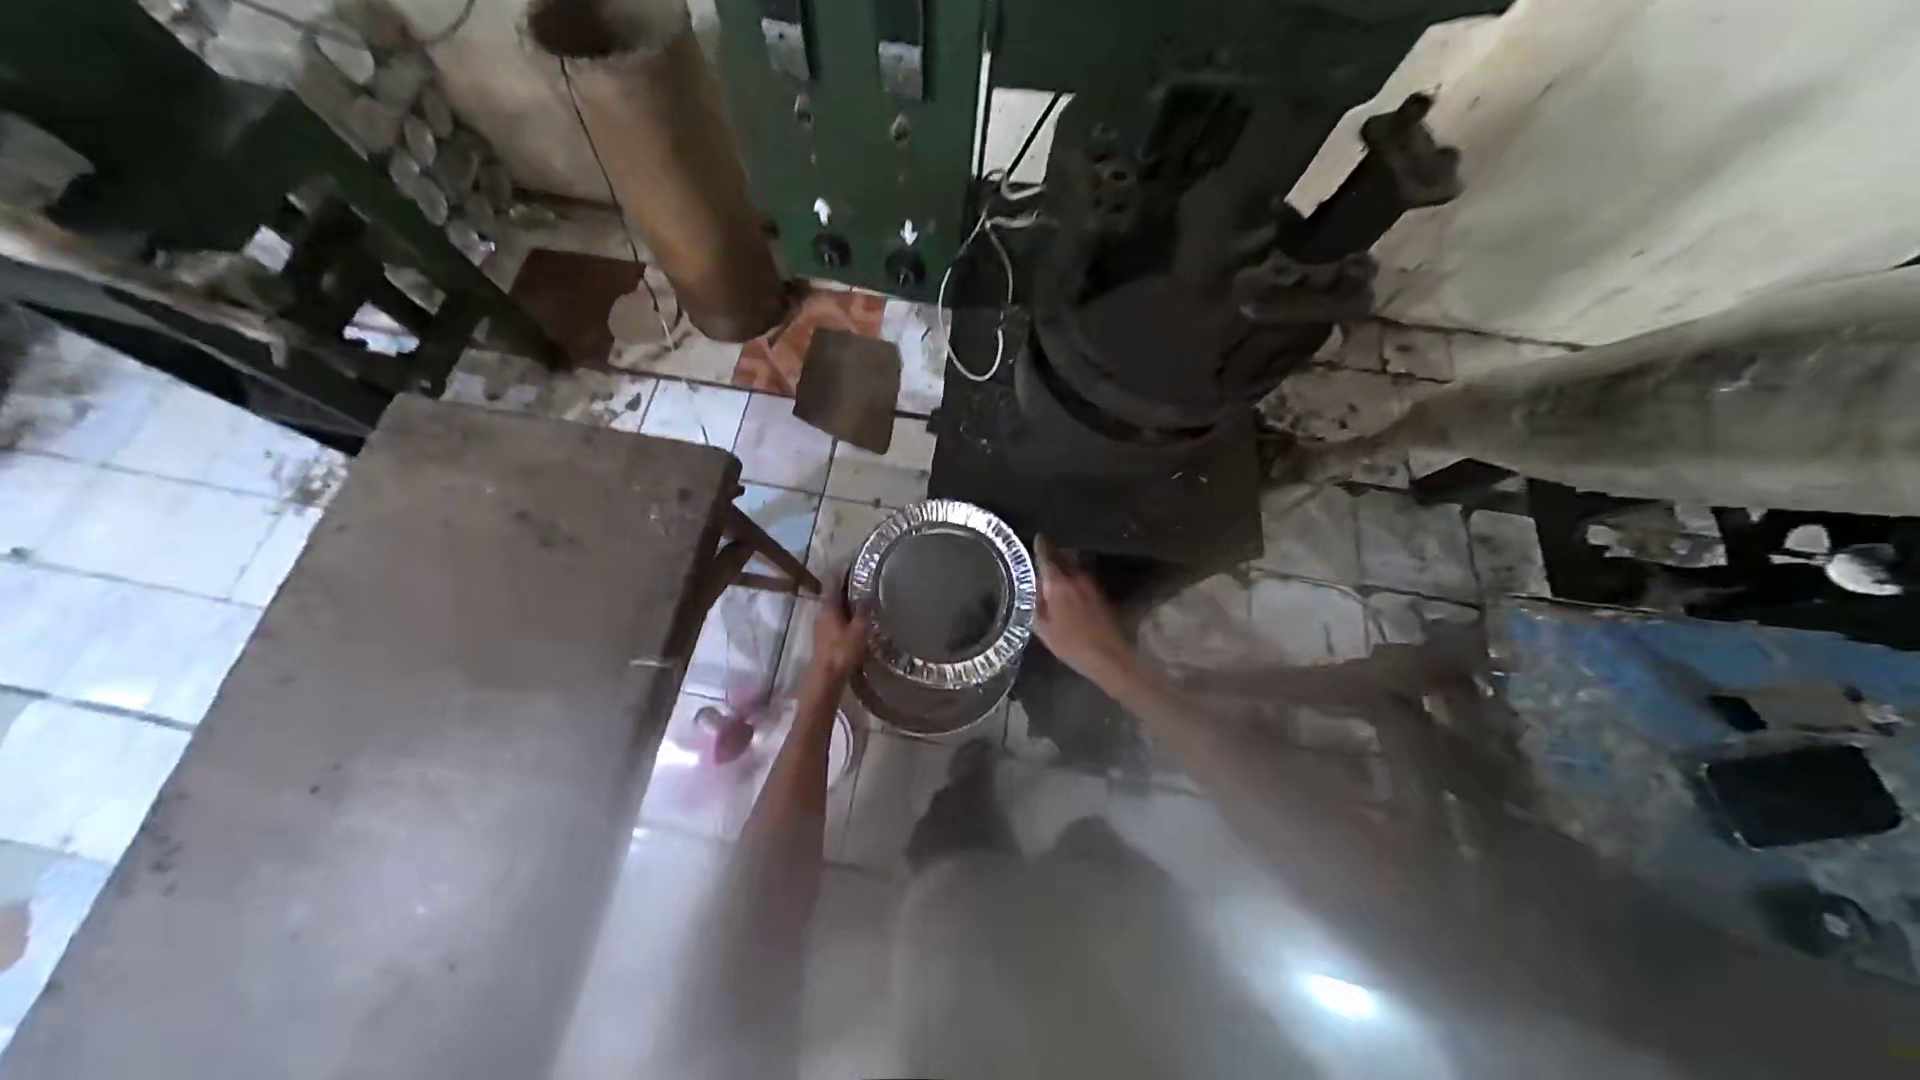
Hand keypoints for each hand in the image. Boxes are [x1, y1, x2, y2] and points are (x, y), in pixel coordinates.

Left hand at [809, 580, 870, 682]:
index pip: (835, 585)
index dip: (844, 577)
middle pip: (835, 598)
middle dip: (848, 593)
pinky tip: (857, 625)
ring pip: (835, 611)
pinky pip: (836, 623)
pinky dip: (846, 620)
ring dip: (847, 608)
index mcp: (829, 607)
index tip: (855, 569)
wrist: (827, 675)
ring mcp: (821, 627)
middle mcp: (822, 614)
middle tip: (864, 588)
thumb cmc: (843, 650)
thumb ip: (863, 611)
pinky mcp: (824, 639)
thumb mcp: (859, 629)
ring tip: (864, 606)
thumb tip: (866, 595)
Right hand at [1032, 537, 1134, 680]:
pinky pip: (1082, 577)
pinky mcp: (1100, 592)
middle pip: (1063, 556)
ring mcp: (1091, 583)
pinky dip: (1073, 577)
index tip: (1037, 537)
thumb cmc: (1071, 644)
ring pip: (1074, 566)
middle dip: (1053, 554)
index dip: (1040, 545)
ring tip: (1054, 573)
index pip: (1046, 556)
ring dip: (1064, 566)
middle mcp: (1076, 577)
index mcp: (1058, 583)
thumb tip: (1031, 588)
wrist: (1108, 655)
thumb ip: (1033, 604)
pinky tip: (1069, 589)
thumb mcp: (1043, 628)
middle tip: (1042, 557)